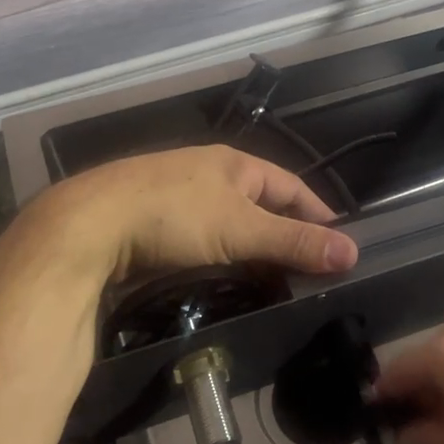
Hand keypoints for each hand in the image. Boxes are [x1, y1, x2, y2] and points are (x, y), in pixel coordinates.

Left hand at [8, 145, 358, 283]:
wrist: (90, 225)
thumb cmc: (174, 215)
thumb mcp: (241, 228)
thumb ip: (294, 241)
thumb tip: (353, 251)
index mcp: (233, 163)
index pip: (291, 185)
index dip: (317, 212)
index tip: (340, 242)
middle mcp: (207, 174)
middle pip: (260, 204)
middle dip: (284, 233)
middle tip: (309, 269)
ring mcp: (177, 198)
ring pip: (228, 223)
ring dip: (250, 248)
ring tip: (271, 280)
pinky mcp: (153, 224)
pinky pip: (200, 240)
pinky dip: (219, 258)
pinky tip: (222, 279)